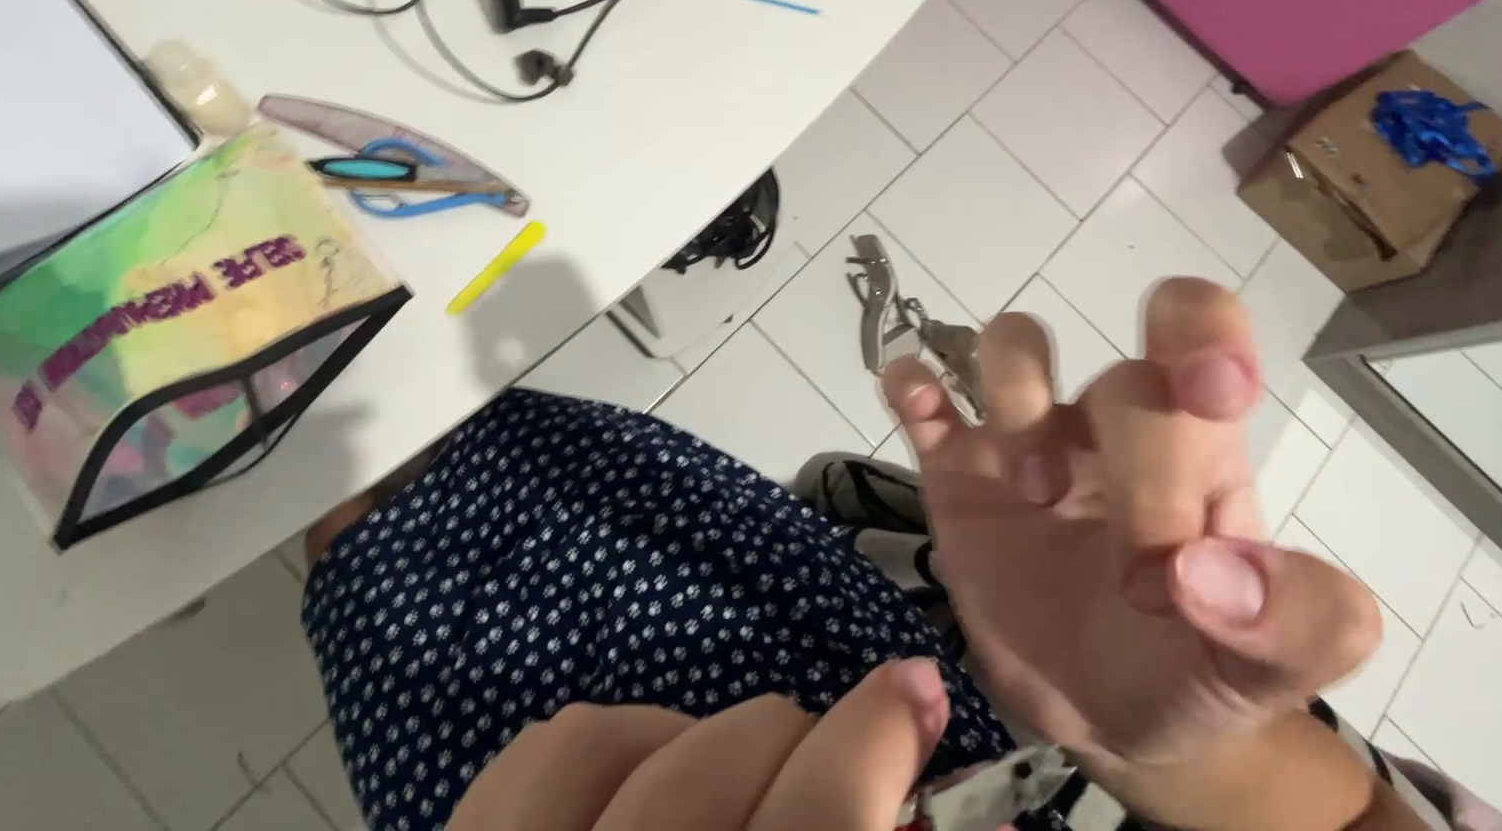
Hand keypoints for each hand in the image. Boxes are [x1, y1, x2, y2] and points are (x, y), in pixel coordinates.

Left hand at [449, 659, 949, 830]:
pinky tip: (646, 778)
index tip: (919, 686)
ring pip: (603, 744)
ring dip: (696, 735)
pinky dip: (609, 739)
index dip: (872, 744)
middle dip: (796, 738)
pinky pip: (533, 755)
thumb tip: (968, 828)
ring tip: (741, 774)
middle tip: (842, 747)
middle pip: (706, 777)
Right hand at [883, 279, 1380, 772]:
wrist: (1092, 711)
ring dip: (1017, 397)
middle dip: (1136, 464)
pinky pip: (921, 400)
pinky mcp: (955, 470)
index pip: (1202, 333)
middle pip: (1120, 374)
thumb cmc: (1185, 672)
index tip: (1209, 392)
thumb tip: (1209, 572)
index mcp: (1196, 447)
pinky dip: (912, 385)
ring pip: (1010, 345)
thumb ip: (1296, 626)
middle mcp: (1109, 425)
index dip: (1204, 332)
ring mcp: (1022, 440)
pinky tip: (921, 408)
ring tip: (1031, 494)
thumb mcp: (1267, 672)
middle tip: (1138, 578)